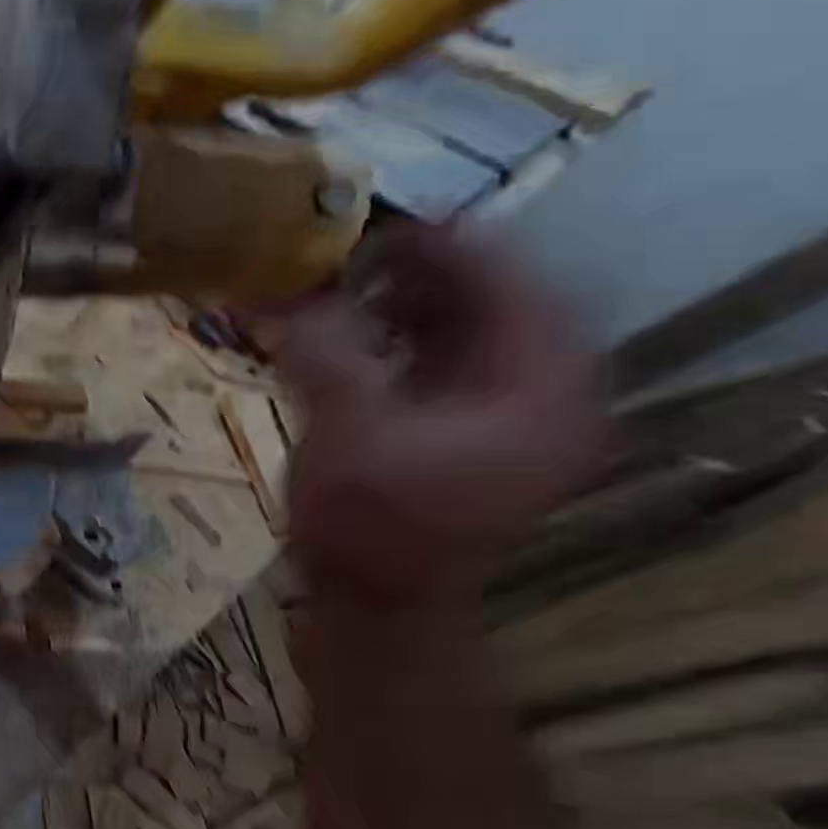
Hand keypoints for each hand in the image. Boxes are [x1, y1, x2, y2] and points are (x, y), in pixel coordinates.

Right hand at [276, 227, 607, 609]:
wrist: (373, 606)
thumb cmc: (370, 526)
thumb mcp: (344, 431)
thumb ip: (323, 353)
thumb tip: (288, 298)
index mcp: (540, 396)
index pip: (515, 290)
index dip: (452, 248)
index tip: (386, 222)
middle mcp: (539, 400)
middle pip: (493, 307)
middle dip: (422, 274)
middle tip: (356, 250)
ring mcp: (503, 421)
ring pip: (465, 335)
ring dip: (406, 304)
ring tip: (347, 284)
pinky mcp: (462, 436)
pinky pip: (438, 366)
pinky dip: (396, 340)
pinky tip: (351, 331)